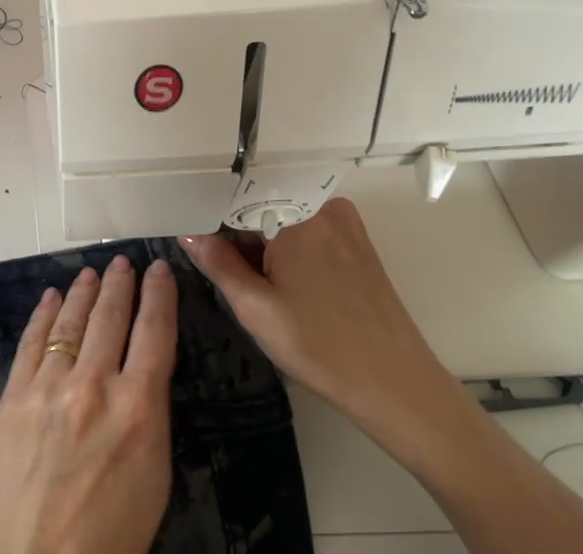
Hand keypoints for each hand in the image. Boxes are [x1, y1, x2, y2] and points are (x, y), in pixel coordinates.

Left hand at [0, 255, 177, 553]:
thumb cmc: (113, 528)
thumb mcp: (154, 470)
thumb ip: (148, 412)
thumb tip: (141, 372)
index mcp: (139, 407)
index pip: (155, 333)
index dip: (159, 296)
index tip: (159, 271)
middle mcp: (95, 384)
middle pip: (111, 317)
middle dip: (121, 285)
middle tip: (124, 262)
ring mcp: (50, 385)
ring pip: (70, 323)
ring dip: (84, 293)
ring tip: (92, 273)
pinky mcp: (15, 394)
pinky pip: (31, 342)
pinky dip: (43, 316)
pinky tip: (51, 298)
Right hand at [180, 199, 459, 438]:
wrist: (393, 384)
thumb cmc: (319, 346)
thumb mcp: (255, 308)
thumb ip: (218, 263)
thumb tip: (189, 233)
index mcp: (298, 216)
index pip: (239, 199)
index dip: (213, 218)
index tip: (195, 238)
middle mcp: (325, 209)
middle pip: (264, 207)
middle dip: (241, 234)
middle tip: (225, 271)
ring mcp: (345, 225)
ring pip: (286, 220)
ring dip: (265, 244)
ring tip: (256, 283)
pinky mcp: (357, 244)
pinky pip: (309, 232)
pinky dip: (289, 250)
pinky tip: (285, 285)